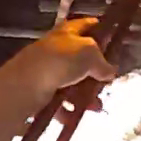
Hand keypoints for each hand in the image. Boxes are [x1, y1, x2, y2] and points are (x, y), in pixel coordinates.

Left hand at [0, 19, 114, 123]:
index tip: (116, 46)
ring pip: (73, 82)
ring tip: (97, 107)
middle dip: (96, 73)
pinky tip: (77, 115)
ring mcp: (48, 70)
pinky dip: (69, 108)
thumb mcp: (89, 54)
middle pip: (82, 58)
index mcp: (68, 31)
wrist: (24, 85)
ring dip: (86, 95)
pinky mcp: (41, 91)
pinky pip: (60, 100)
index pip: (89, 25)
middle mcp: (58, 48)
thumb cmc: (59, 61)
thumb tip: (110, 71)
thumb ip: (102, 61)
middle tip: (107, 84)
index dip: (103, 33)